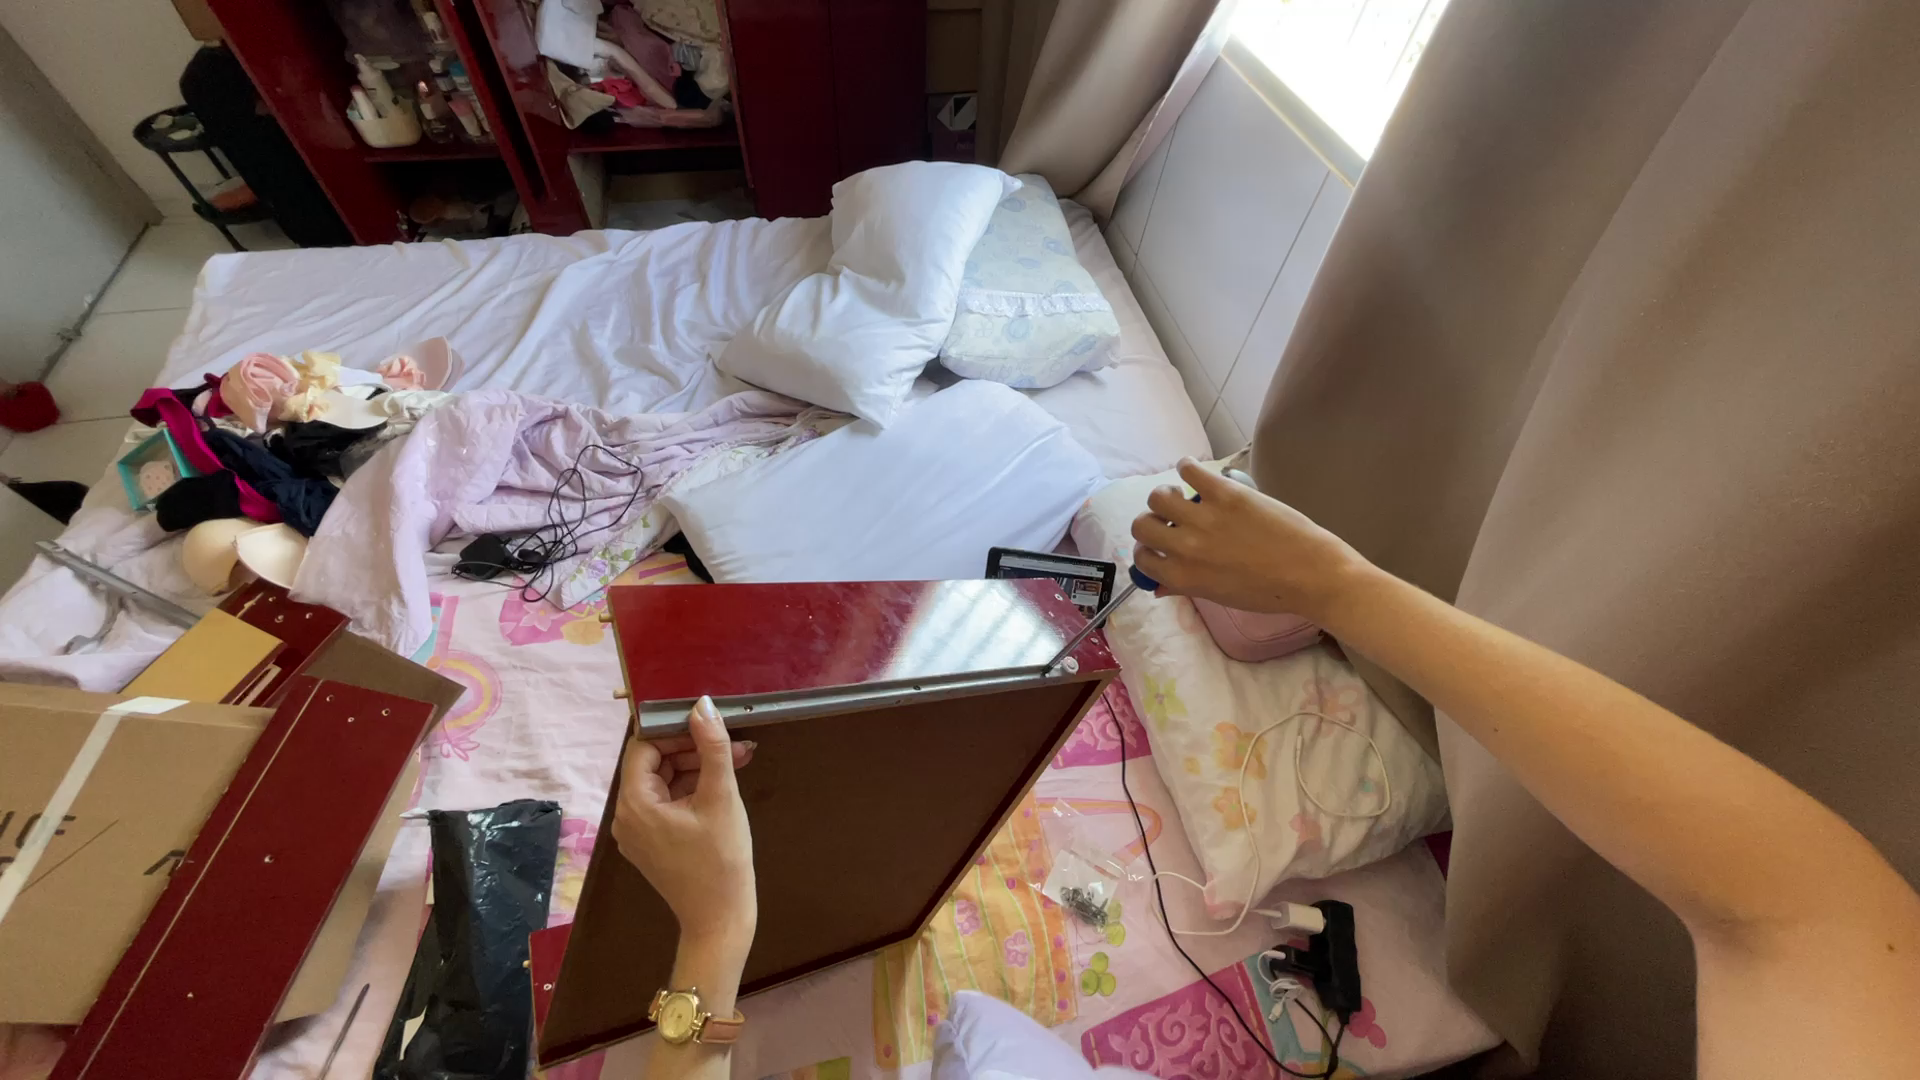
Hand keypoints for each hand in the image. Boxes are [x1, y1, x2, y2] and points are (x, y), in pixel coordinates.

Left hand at [613, 696, 757, 952]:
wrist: (721, 918)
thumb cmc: (721, 857)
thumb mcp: (721, 795)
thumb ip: (712, 746)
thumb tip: (702, 704)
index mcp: (635, 804)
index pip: (645, 747)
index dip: (677, 731)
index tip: (711, 727)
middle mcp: (627, 816)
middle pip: (656, 763)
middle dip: (694, 748)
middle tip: (734, 745)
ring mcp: (639, 832)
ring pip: (666, 781)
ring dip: (699, 766)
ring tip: (739, 761)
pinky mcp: (654, 842)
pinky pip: (669, 801)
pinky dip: (695, 788)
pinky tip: (725, 782)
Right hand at [1130, 458, 1374, 624]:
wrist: (1311, 574)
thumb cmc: (1268, 592)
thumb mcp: (1218, 596)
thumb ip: (1184, 587)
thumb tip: (1157, 586)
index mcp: (1182, 576)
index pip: (1142, 558)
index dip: (1147, 549)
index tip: (1159, 543)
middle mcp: (1185, 547)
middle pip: (1142, 525)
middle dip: (1151, 521)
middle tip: (1169, 518)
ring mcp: (1203, 519)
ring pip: (1159, 496)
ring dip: (1166, 494)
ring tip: (1181, 494)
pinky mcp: (1225, 494)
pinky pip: (1189, 470)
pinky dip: (1187, 467)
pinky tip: (1193, 471)